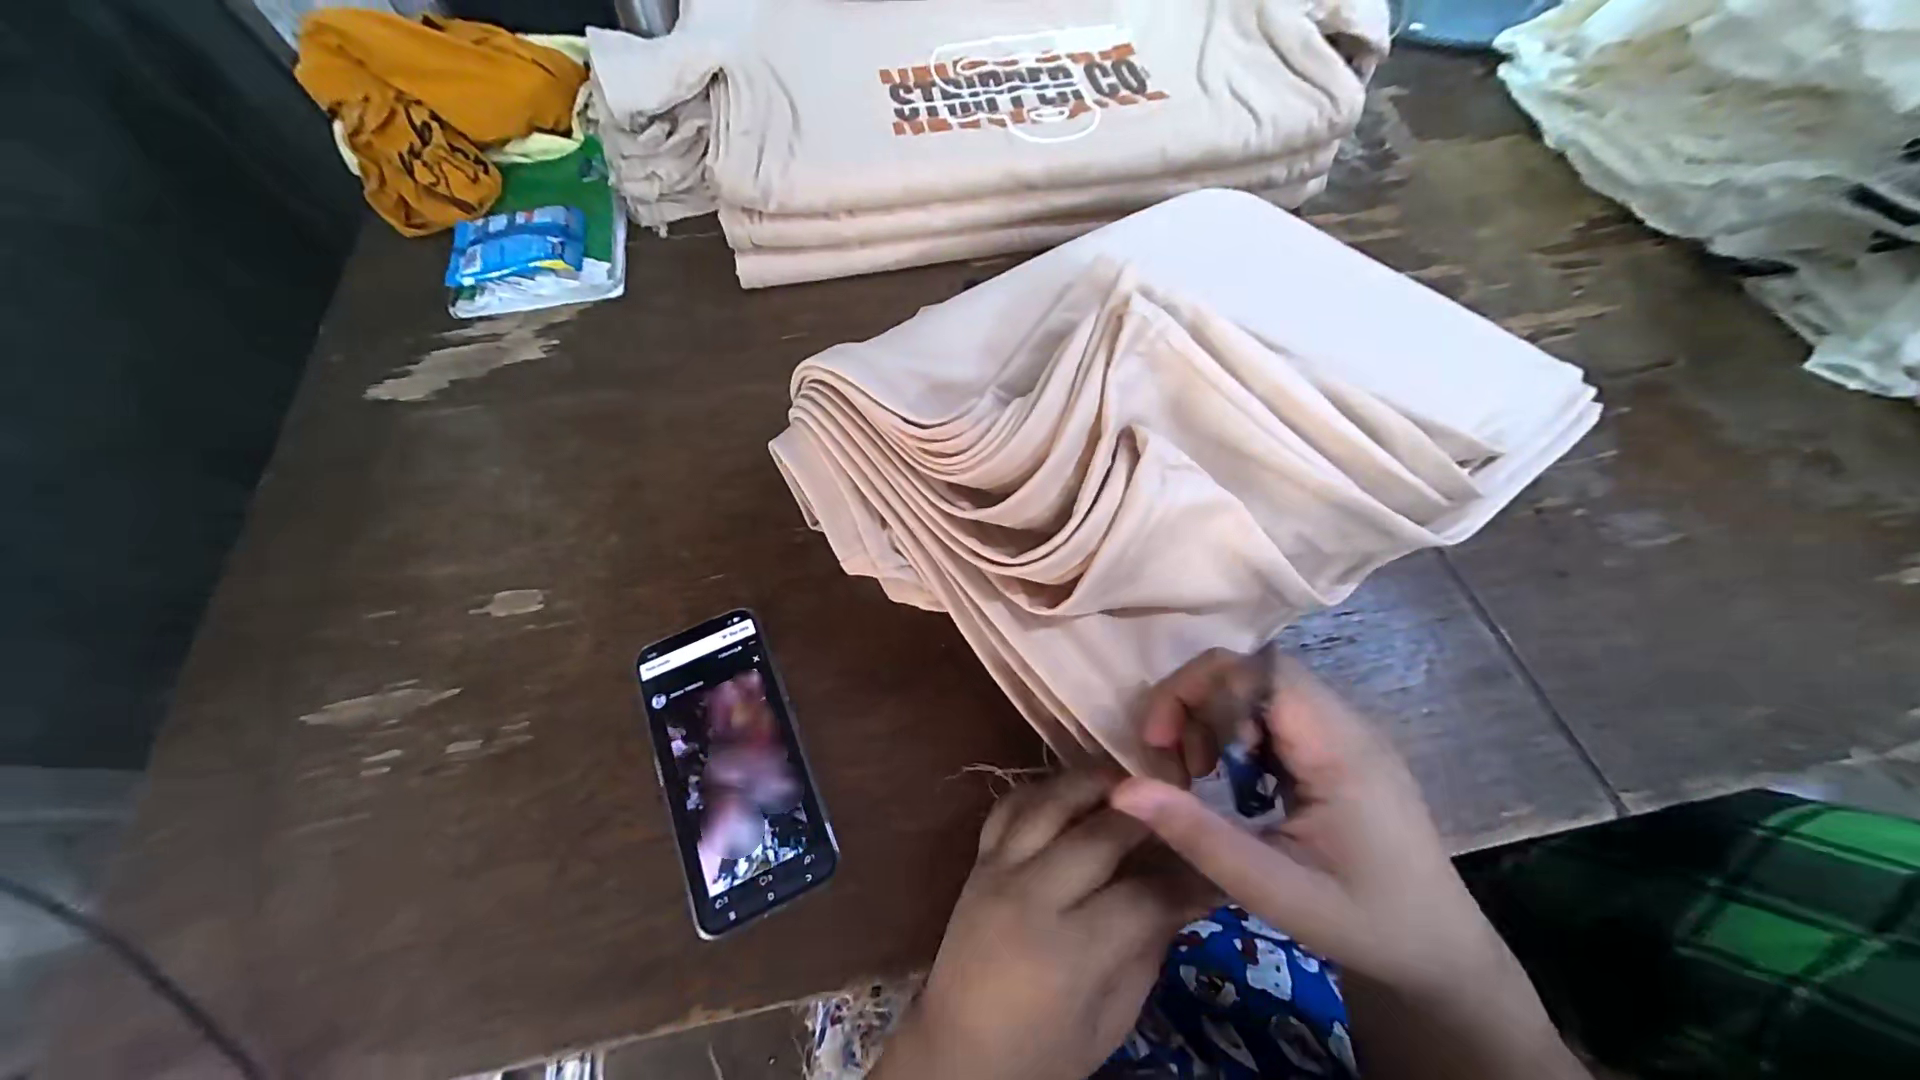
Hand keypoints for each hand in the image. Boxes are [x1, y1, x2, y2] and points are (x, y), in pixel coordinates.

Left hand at [871, 770, 1205, 1079]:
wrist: (959, 1049)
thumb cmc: (1045, 1051)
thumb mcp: (1112, 1017)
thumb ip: (1150, 945)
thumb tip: (1195, 886)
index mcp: (1069, 954)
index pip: (1143, 896)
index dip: (1188, 878)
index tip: (1217, 863)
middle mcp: (1030, 898)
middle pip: (1099, 834)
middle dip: (1148, 815)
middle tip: (1181, 807)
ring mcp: (997, 870)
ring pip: (1050, 802)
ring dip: (1094, 783)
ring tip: (1129, 780)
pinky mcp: (978, 858)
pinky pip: (1010, 805)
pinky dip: (1043, 789)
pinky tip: (1072, 790)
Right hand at [1110, 649, 1588, 1079]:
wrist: (1442, 956)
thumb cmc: (1366, 925)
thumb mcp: (1275, 891)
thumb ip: (1199, 836)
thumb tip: (1121, 789)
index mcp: (1339, 749)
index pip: (1258, 669)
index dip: (1197, 688)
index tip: (1160, 742)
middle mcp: (1343, 724)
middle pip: (1250, 669)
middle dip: (1194, 701)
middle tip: (1171, 760)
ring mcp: (1341, 732)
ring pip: (1254, 686)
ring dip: (1209, 717)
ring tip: (1195, 773)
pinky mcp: (1333, 746)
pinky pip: (1268, 712)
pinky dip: (1230, 732)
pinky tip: (1226, 779)